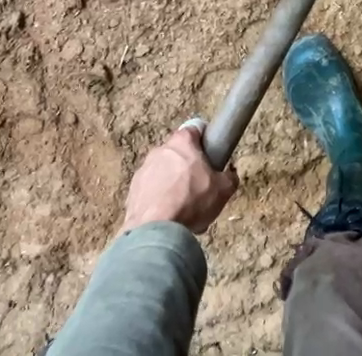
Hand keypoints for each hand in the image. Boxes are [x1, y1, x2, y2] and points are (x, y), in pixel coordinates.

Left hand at [120, 120, 238, 233]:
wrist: (155, 231)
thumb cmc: (192, 201)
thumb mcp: (223, 189)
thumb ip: (230, 177)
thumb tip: (229, 175)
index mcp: (182, 142)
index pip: (196, 129)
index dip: (206, 141)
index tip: (211, 157)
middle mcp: (160, 150)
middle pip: (178, 153)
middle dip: (188, 168)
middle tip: (200, 188)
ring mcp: (143, 171)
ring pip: (163, 173)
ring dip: (173, 185)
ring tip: (184, 209)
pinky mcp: (132, 192)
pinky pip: (150, 191)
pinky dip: (159, 201)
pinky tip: (168, 219)